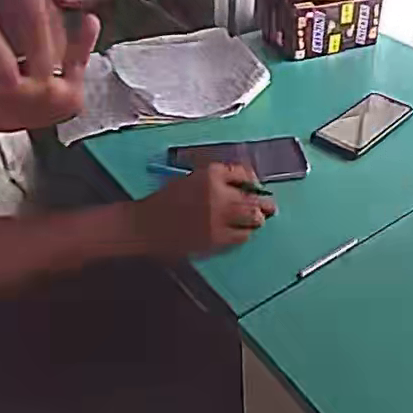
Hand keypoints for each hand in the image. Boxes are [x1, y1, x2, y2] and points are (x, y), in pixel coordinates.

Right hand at [131, 163, 276, 258]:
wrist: (144, 225)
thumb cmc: (167, 200)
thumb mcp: (193, 178)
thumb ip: (220, 178)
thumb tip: (249, 184)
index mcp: (210, 174)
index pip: (244, 174)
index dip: (253, 182)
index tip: (255, 187)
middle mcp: (217, 193)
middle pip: (255, 198)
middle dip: (265, 203)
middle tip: (269, 206)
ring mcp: (218, 218)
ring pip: (253, 218)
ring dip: (256, 219)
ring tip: (254, 220)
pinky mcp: (215, 238)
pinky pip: (241, 236)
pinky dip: (243, 233)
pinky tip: (238, 231)